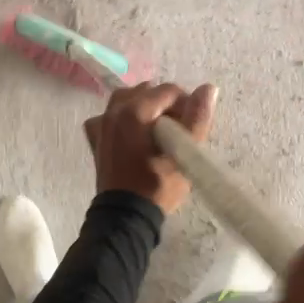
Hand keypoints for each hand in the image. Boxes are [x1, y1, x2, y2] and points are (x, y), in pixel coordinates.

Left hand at [82, 82, 217, 213]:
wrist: (125, 214)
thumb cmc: (158, 185)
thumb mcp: (185, 153)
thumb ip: (197, 118)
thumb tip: (207, 88)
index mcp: (135, 111)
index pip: (168, 91)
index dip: (186, 102)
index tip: (193, 124)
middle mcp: (114, 111)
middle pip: (146, 91)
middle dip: (165, 104)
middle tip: (179, 128)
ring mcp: (101, 124)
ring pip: (125, 100)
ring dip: (144, 107)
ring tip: (158, 128)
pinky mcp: (95, 139)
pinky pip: (109, 117)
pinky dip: (122, 118)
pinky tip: (132, 132)